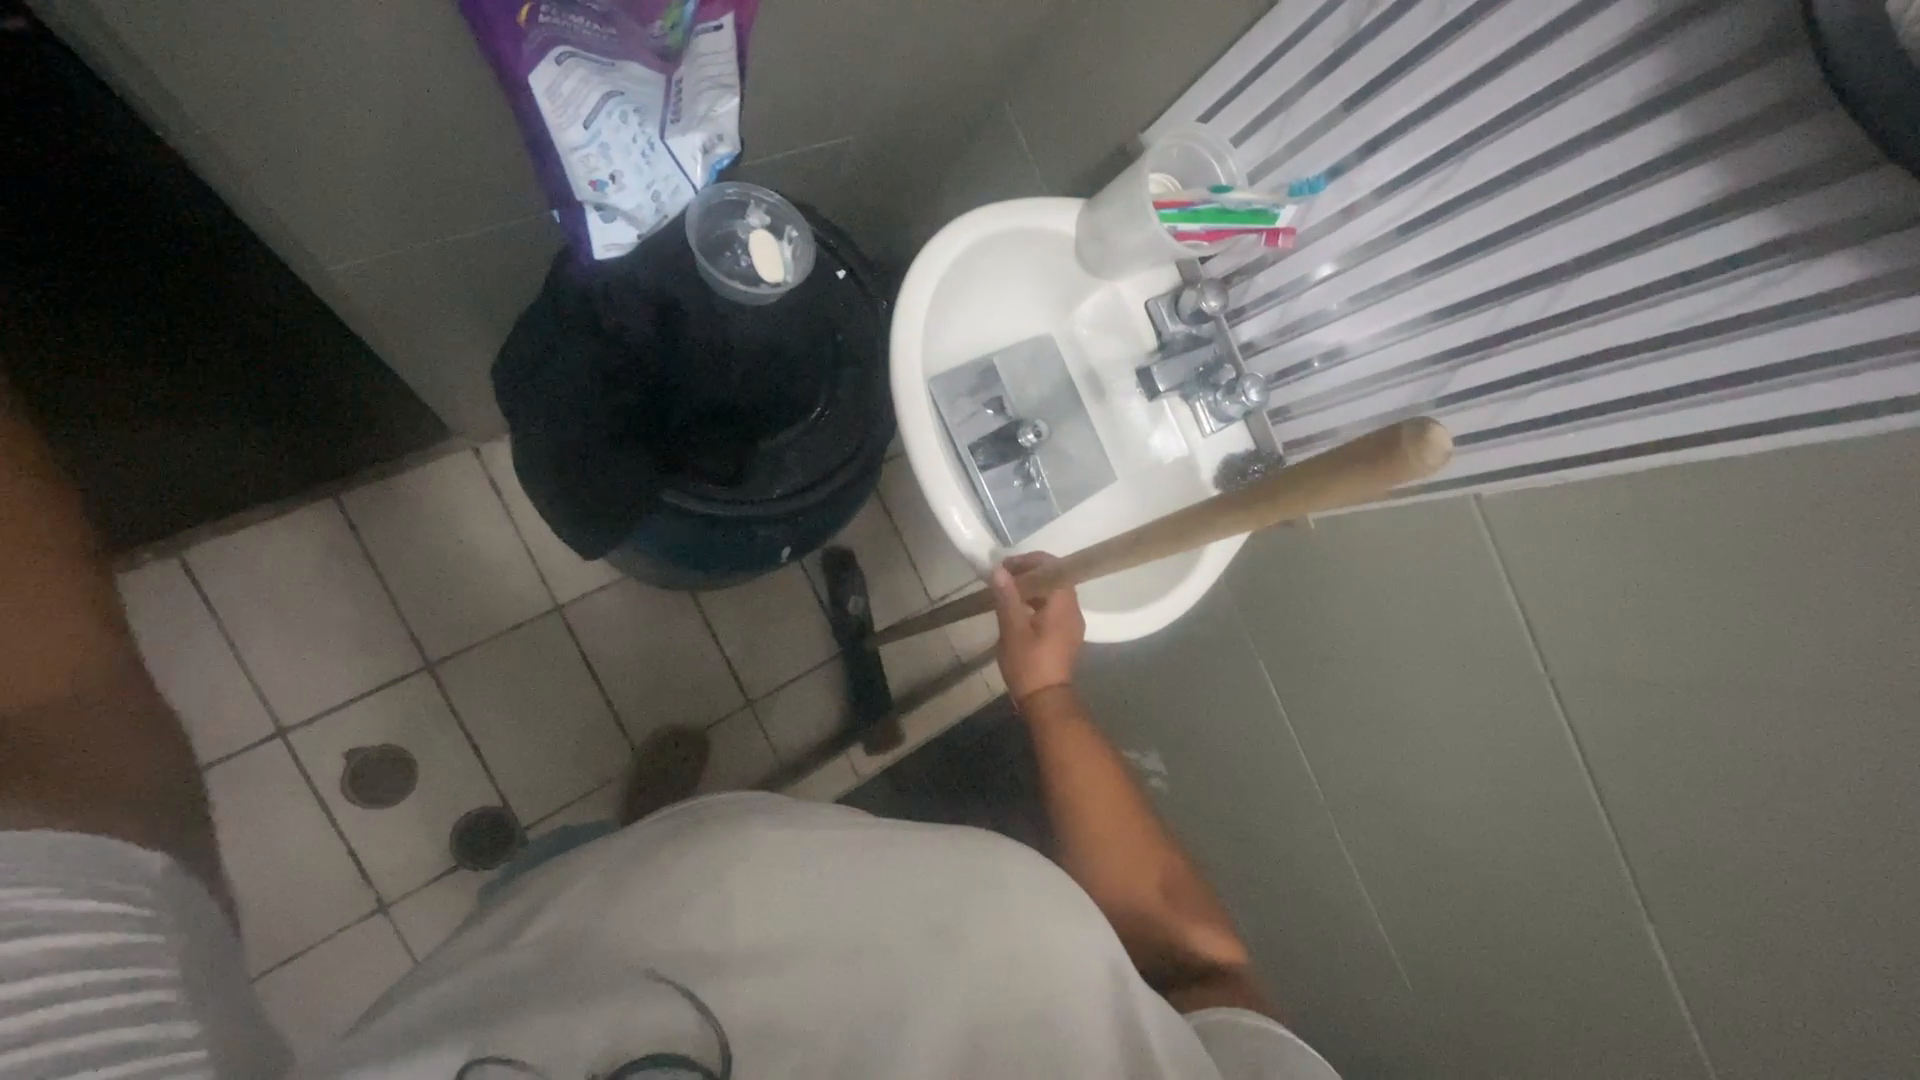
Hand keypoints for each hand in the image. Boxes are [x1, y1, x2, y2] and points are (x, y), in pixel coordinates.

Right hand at [991, 552, 1085, 705]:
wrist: (1045, 700)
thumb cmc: (1028, 663)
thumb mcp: (1012, 628)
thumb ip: (1007, 596)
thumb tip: (999, 570)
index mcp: (1063, 604)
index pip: (1052, 566)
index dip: (1028, 561)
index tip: (1005, 567)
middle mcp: (1073, 610)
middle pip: (1054, 579)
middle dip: (1028, 574)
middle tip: (1002, 579)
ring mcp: (1071, 624)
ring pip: (1053, 595)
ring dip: (1031, 590)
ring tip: (1005, 594)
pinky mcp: (1066, 636)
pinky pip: (1053, 609)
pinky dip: (1035, 604)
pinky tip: (1016, 612)